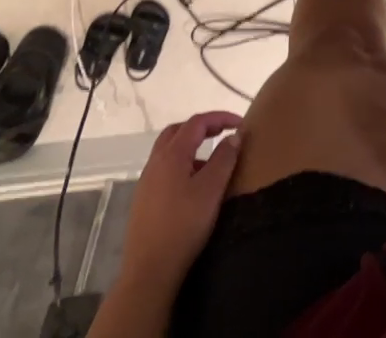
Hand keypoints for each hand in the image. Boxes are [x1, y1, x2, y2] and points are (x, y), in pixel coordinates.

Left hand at [114, 112, 241, 295]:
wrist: (150, 268)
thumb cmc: (184, 225)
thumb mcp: (211, 190)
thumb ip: (224, 159)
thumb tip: (234, 136)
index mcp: (171, 154)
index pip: (196, 123)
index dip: (220, 118)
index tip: (241, 123)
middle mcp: (155, 162)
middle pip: (178, 131)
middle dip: (201, 127)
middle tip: (223, 133)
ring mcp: (147, 181)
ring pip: (169, 151)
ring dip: (191, 147)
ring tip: (212, 162)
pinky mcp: (144, 199)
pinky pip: (165, 169)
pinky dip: (182, 164)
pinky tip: (194, 187)